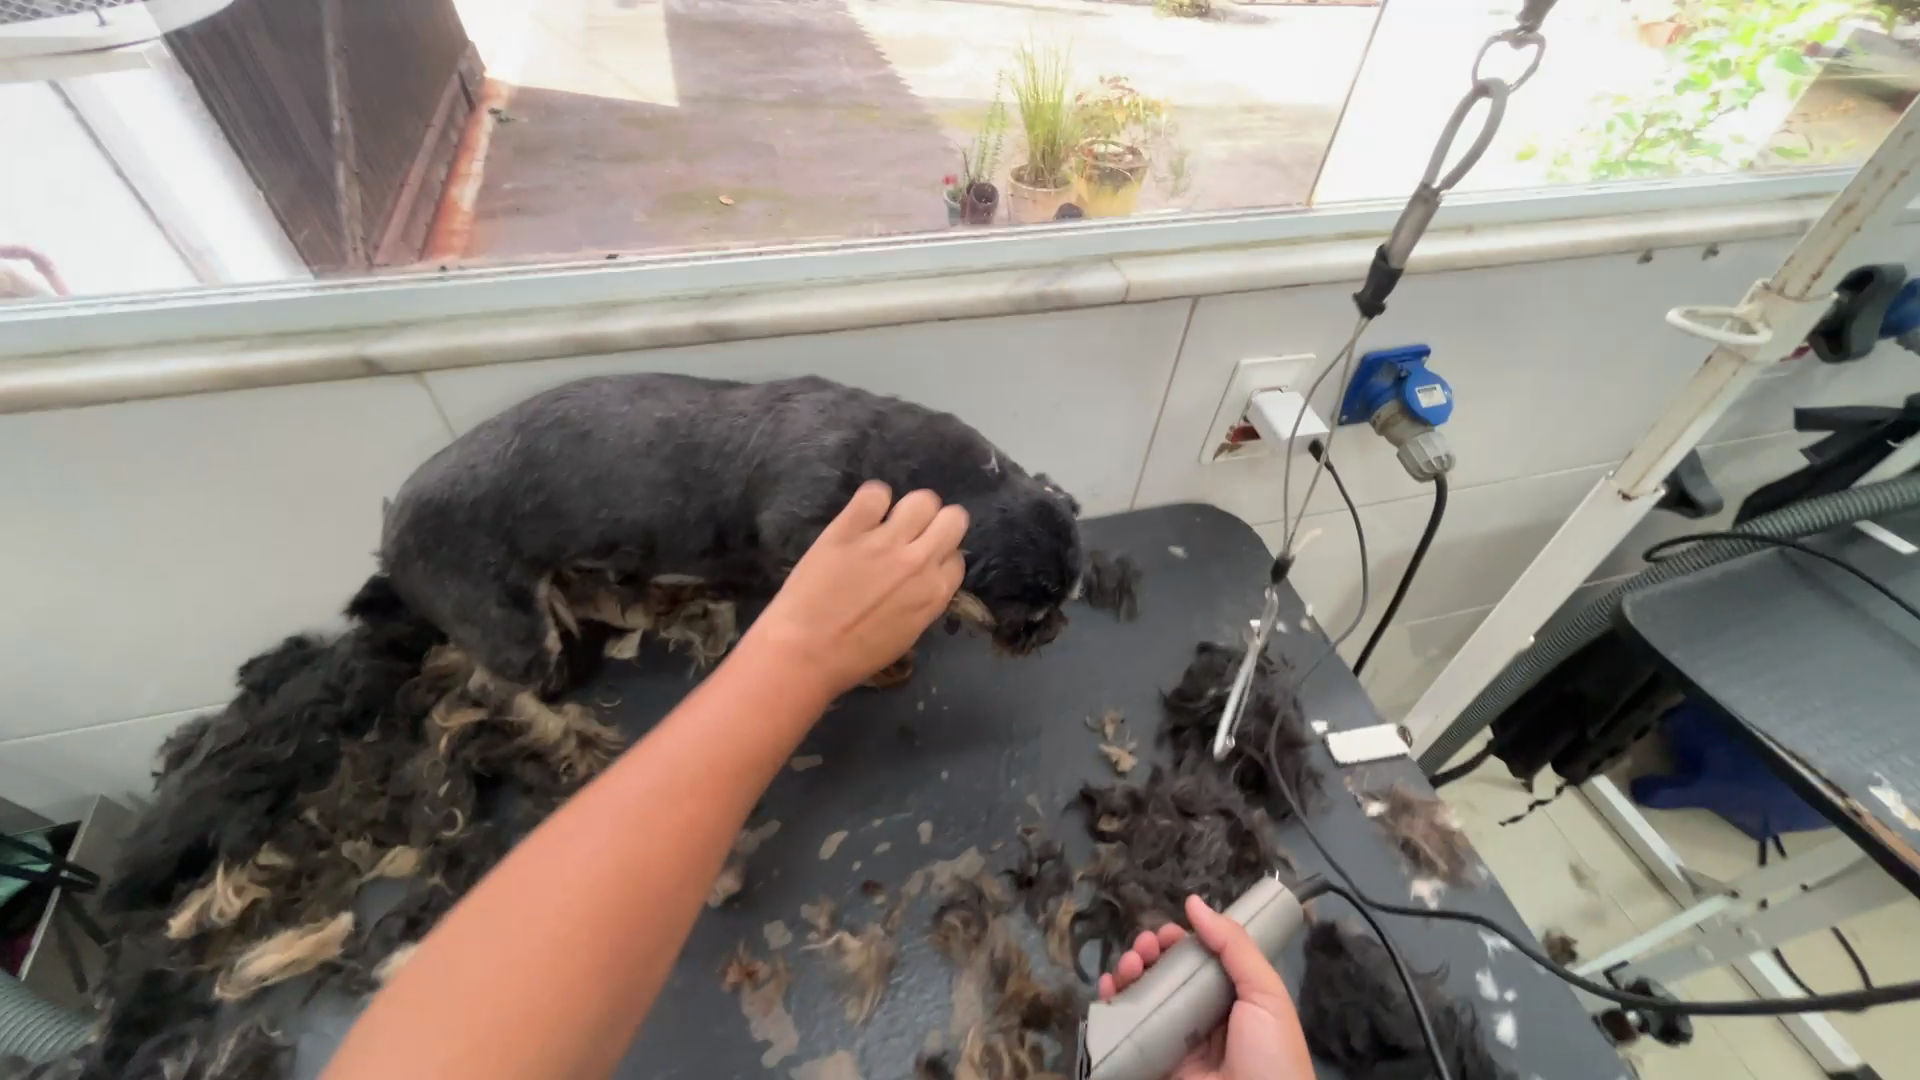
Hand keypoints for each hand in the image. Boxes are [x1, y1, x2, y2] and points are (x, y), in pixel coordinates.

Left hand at [742, 482, 966, 700]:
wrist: (804, 652)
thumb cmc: (853, 656)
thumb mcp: (906, 634)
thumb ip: (922, 600)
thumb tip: (921, 578)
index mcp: (935, 593)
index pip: (956, 557)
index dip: (940, 556)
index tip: (922, 562)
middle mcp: (918, 561)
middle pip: (953, 518)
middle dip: (937, 523)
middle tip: (912, 534)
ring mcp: (885, 542)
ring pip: (921, 500)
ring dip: (908, 509)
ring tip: (887, 522)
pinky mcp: (849, 528)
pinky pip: (875, 493)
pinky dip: (872, 500)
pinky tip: (861, 517)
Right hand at [1098, 895, 1313, 1079]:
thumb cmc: (1272, 1060)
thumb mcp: (1267, 996)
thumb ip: (1234, 945)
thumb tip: (1194, 901)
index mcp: (1230, 1001)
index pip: (1196, 960)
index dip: (1178, 941)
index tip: (1167, 933)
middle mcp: (1200, 1018)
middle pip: (1164, 972)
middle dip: (1149, 951)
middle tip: (1145, 948)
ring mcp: (1174, 1042)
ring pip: (1141, 995)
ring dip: (1128, 970)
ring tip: (1129, 966)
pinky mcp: (1151, 1063)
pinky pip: (1125, 1028)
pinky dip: (1111, 1003)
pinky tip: (1110, 987)